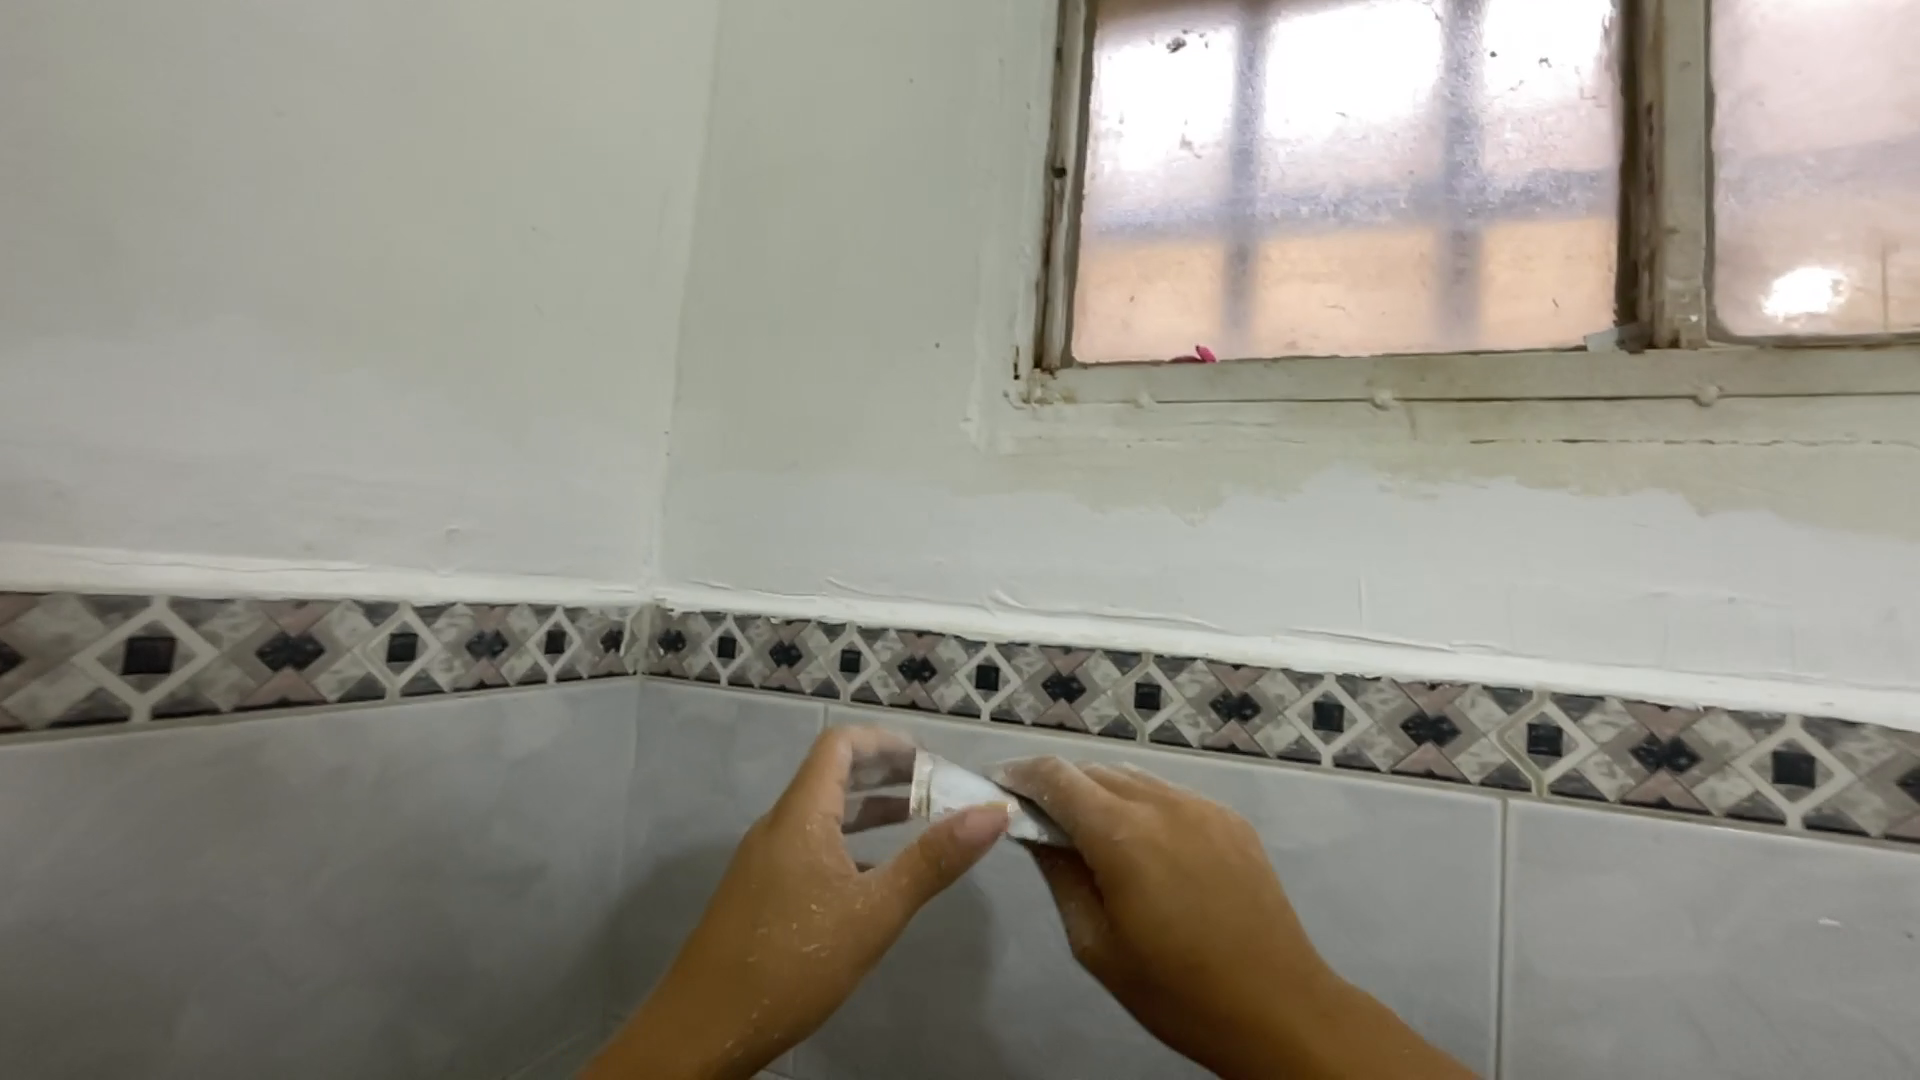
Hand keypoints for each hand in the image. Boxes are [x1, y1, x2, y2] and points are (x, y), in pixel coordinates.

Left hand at [589, 728, 1009, 1079]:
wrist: (701, 1033)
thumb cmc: (791, 962)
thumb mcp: (874, 912)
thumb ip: (933, 860)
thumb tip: (994, 812)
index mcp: (801, 814)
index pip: (840, 745)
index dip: (885, 741)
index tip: (929, 758)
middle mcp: (778, 825)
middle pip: (832, 774)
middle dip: (885, 772)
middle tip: (934, 785)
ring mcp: (765, 859)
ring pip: (822, 813)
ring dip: (868, 808)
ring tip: (916, 818)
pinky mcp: (760, 891)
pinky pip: (810, 845)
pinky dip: (848, 842)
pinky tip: (874, 874)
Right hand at [998, 758, 1473, 1079]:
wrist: (1280, 1008)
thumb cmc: (1176, 989)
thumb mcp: (1096, 945)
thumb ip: (1060, 876)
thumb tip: (1036, 832)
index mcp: (1121, 834)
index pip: (1056, 776)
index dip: (1022, 773)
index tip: (1001, 784)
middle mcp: (1160, 803)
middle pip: (1092, 771)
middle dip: (1059, 785)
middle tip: (1040, 816)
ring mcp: (1200, 806)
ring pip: (1131, 777)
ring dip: (1099, 791)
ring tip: (1089, 827)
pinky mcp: (1228, 817)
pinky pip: (1167, 794)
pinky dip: (1140, 803)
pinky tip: (1142, 841)